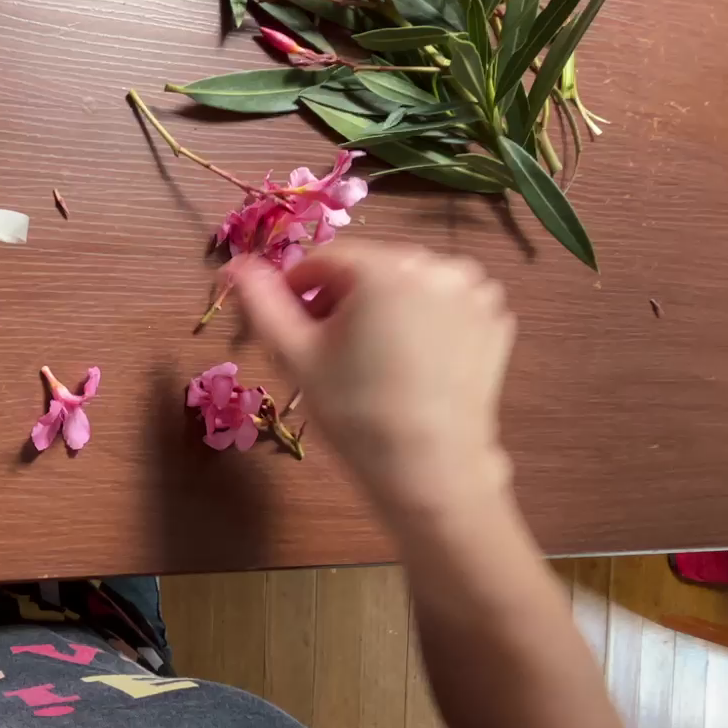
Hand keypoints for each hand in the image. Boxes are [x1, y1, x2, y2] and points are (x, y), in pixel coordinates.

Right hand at [232, 242, 515, 519]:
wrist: (429, 467)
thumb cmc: (353, 410)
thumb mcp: (295, 355)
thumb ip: (260, 302)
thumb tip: (233, 265)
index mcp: (385, 267)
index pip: (324, 259)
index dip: (298, 291)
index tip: (291, 330)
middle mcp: (437, 264)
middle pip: (367, 269)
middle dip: (340, 300)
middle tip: (326, 351)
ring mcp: (473, 291)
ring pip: (404, 285)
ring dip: (379, 308)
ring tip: (367, 358)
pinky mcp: (495, 318)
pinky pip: (441, 304)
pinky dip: (419, 321)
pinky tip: (407, 361)